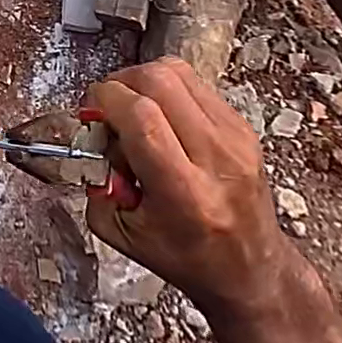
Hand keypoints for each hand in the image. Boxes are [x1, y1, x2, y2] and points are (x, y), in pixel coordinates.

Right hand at [82, 58, 291, 314]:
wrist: (252, 271)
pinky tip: (160, 115)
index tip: (92, 111)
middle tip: (108, 106)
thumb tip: (90, 132)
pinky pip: (192, 82)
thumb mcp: (124, 234)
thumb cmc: (189, 258)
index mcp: (186, 195)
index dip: (107, 100)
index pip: (142, 117)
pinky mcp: (241, 124)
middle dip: (120, 82)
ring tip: (132, 106)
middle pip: (158, 81)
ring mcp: (234, 137)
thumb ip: (96, 180)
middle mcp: (216, 159)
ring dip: (141, 80)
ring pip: (175, 71)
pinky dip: (165, 88)